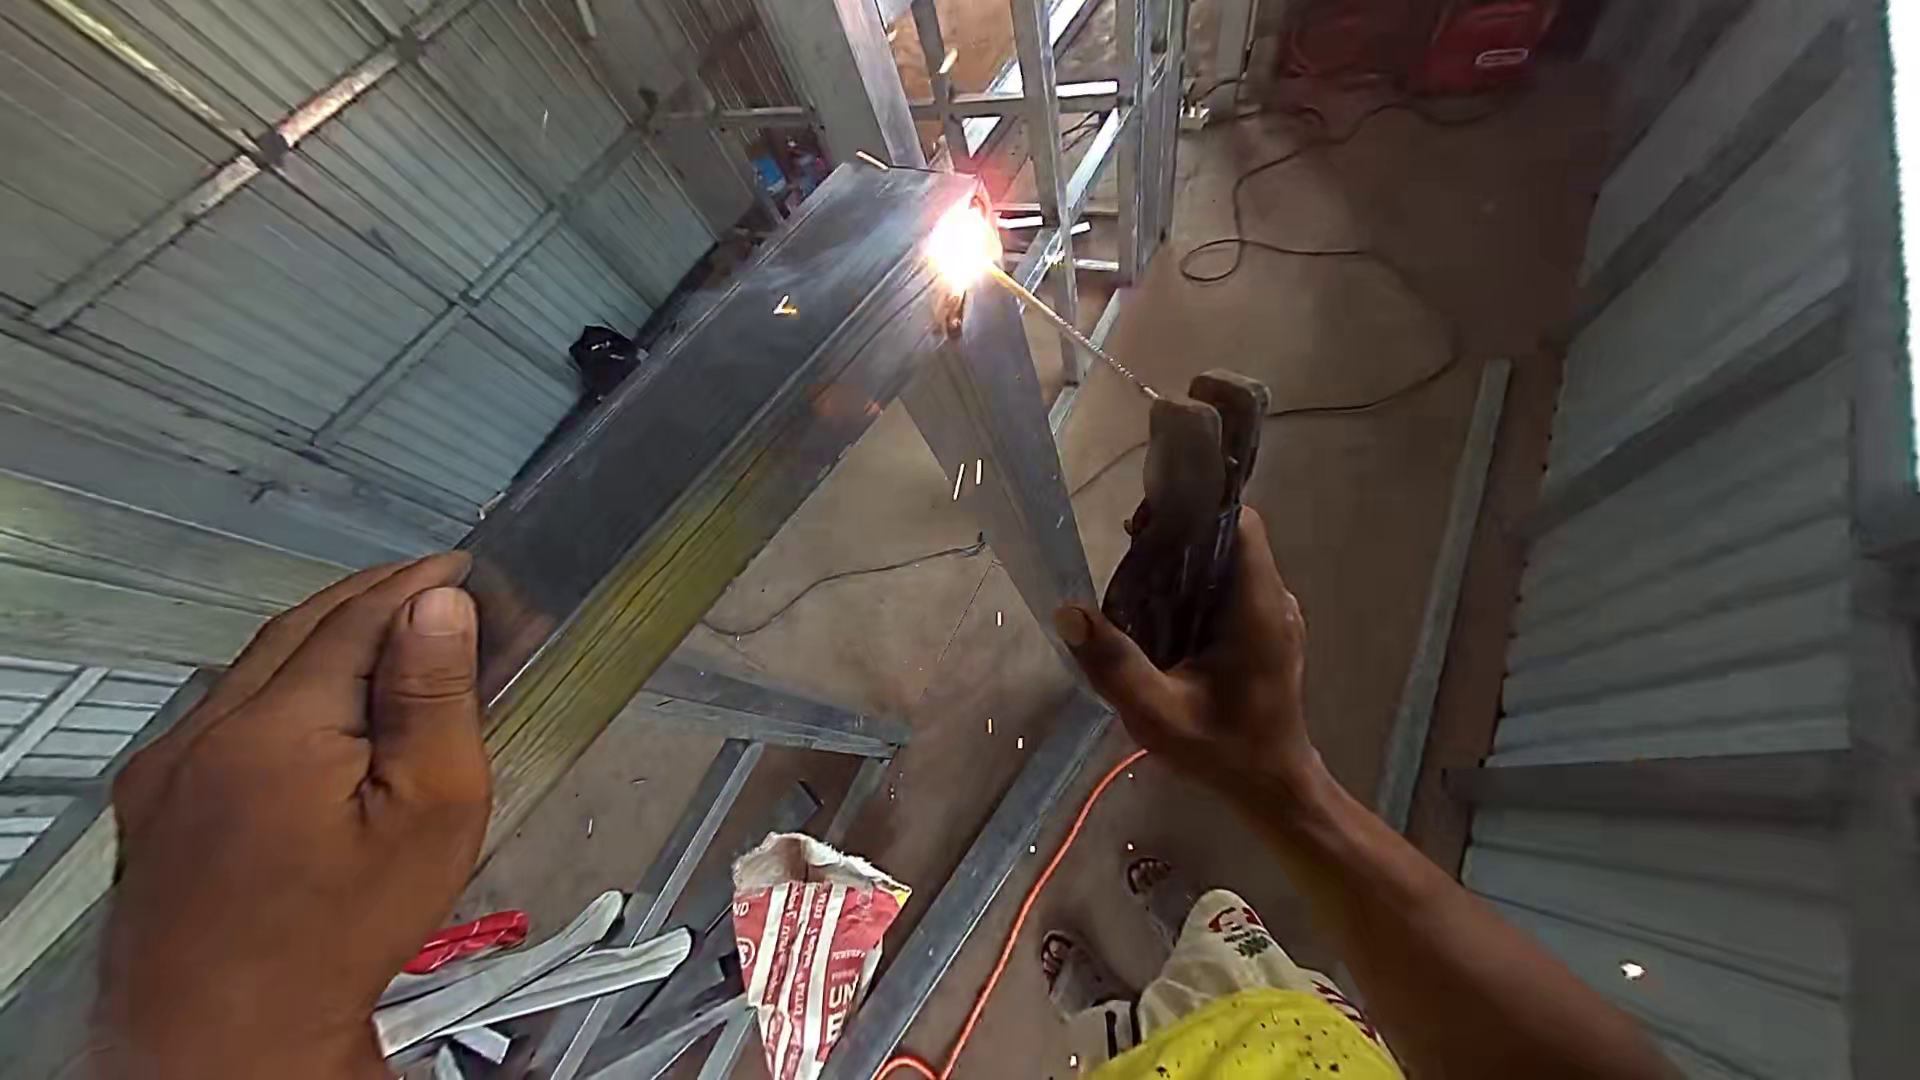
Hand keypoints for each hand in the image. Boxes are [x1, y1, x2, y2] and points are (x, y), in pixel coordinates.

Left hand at [97, 555, 490, 1079]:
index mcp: (277, 728)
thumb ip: (435, 697)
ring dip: (336, 623)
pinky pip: (237, 698)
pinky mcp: (164, 797)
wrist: (236, 1036)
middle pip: (299, 628)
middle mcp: (204, 732)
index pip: (356, 621)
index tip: (467, 564)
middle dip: (376, 591)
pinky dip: (301, 663)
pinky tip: (340, 678)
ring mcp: (170, 767)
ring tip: (404, 615)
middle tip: (442, 577)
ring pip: (260, 659)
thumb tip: (441, 606)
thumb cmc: (361, 912)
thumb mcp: (434, 801)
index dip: (415, 583)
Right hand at [1054, 508, 1320, 795]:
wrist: (1273, 787)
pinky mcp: (1260, 627)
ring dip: (1180, 559)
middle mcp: (1271, 601)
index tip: (1145, 525)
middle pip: (1227, 537)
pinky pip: (1224, 584)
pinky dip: (1189, 582)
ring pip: (1224, 560)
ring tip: (1133, 580)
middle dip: (1176, 535)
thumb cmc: (1223, 751)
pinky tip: (1156, 608)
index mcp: (1257, 610)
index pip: (1241, 525)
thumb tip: (1068, 612)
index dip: (1194, 510)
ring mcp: (1270, 614)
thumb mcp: (1159, 717)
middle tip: (1127, 555)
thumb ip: (1115, 666)